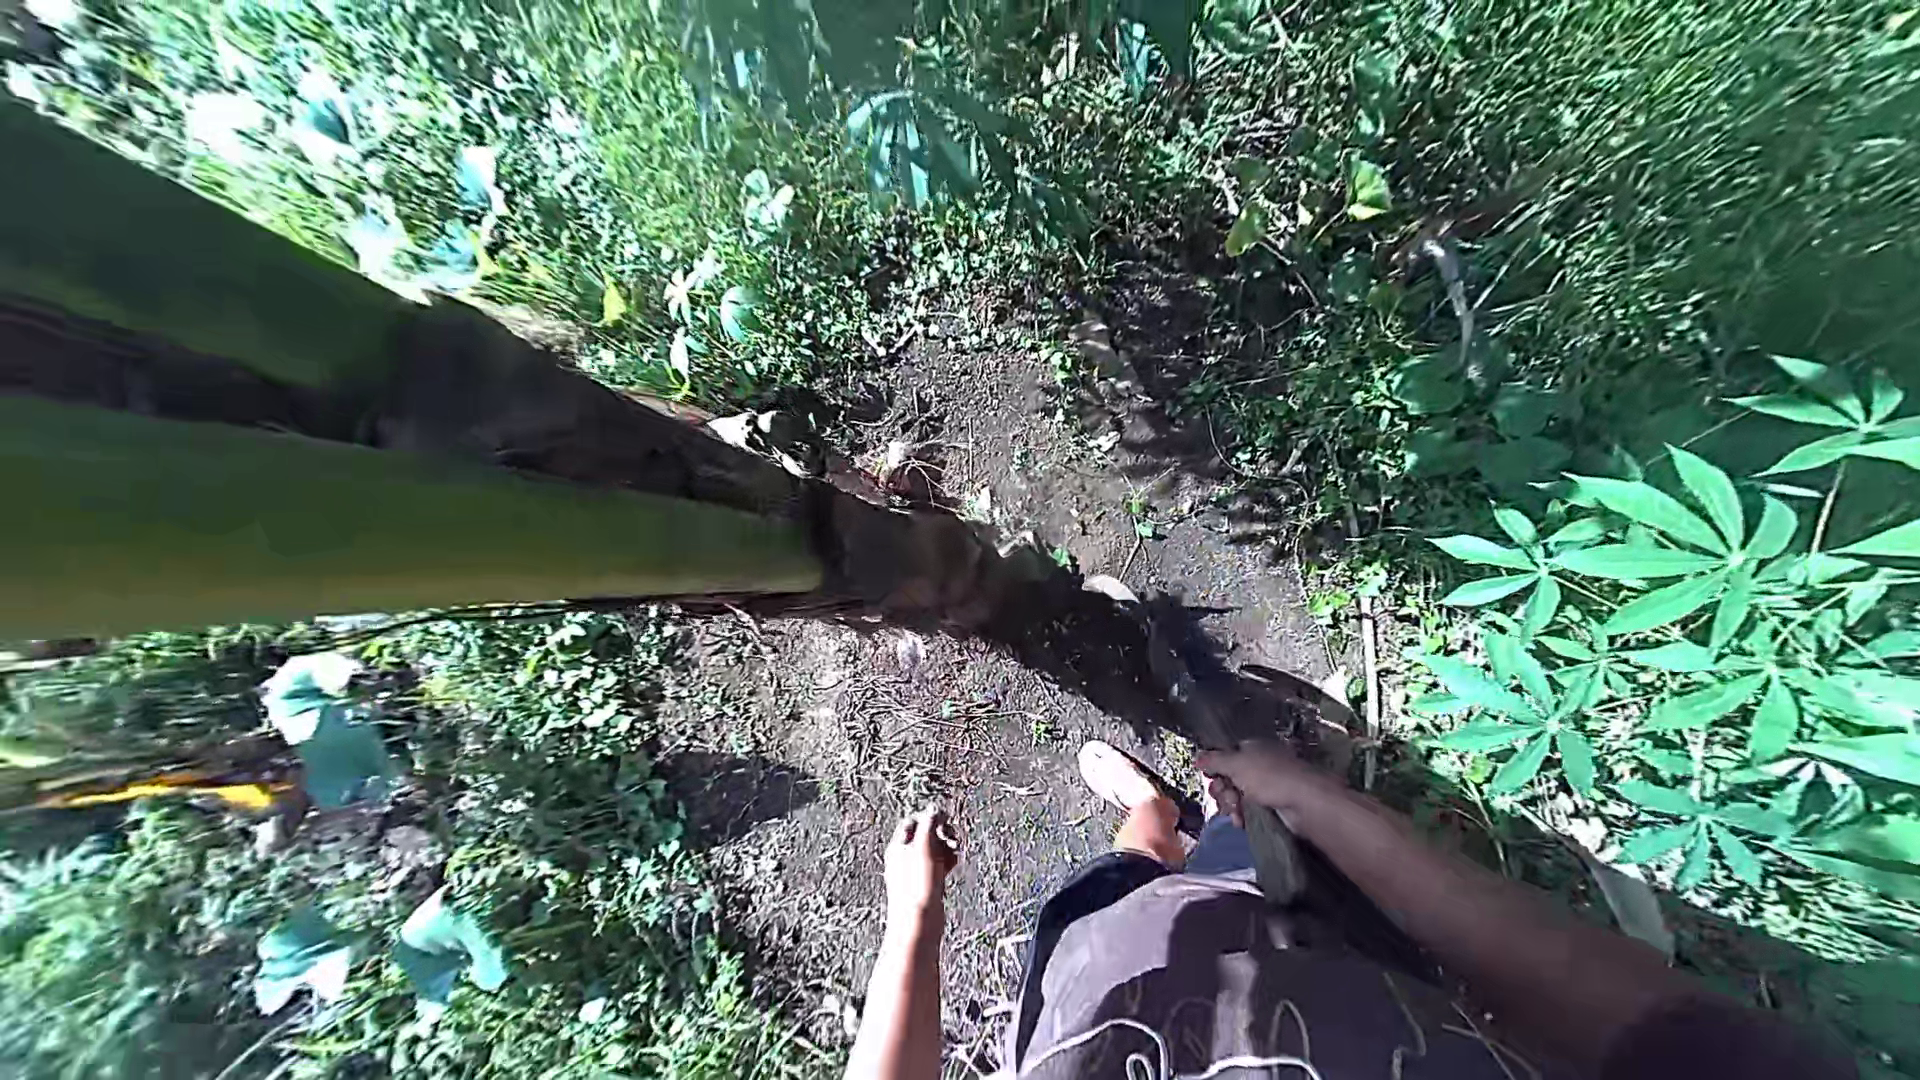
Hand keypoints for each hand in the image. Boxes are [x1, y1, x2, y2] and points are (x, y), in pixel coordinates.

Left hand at [883, 804, 958, 919]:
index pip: (913, 821)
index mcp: (898, 846)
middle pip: (924, 835)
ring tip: (956, 850)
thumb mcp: (924, 847)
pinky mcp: (926, 885)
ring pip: (933, 850)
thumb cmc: (918, 886)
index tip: (945, 820)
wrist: (918, 924)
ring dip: (946, 846)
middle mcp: (904, 857)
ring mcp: (915, 872)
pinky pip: (938, 865)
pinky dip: (947, 860)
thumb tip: (934, 808)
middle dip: (941, 832)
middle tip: (953, 837)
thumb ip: (929, 824)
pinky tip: (955, 862)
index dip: (930, 818)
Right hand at [1196, 738, 1327, 814]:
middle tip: (1227, 797)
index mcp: (1250, 748)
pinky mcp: (1271, 806)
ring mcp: (1264, 786)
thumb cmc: (1269, 776)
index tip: (1210, 777)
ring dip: (1230, 805)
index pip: (1222, 755)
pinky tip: (1241, 821)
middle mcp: (1256, 765)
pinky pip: (1247, 809)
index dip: (1213, 768)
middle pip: (1226, 776)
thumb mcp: (1235, 763)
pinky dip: (1241, 815)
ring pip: (1235, 795)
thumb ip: (1213, 760)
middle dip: (1221, 790)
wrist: (1306, 803)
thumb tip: (1196, 757)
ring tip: (1237, 812)